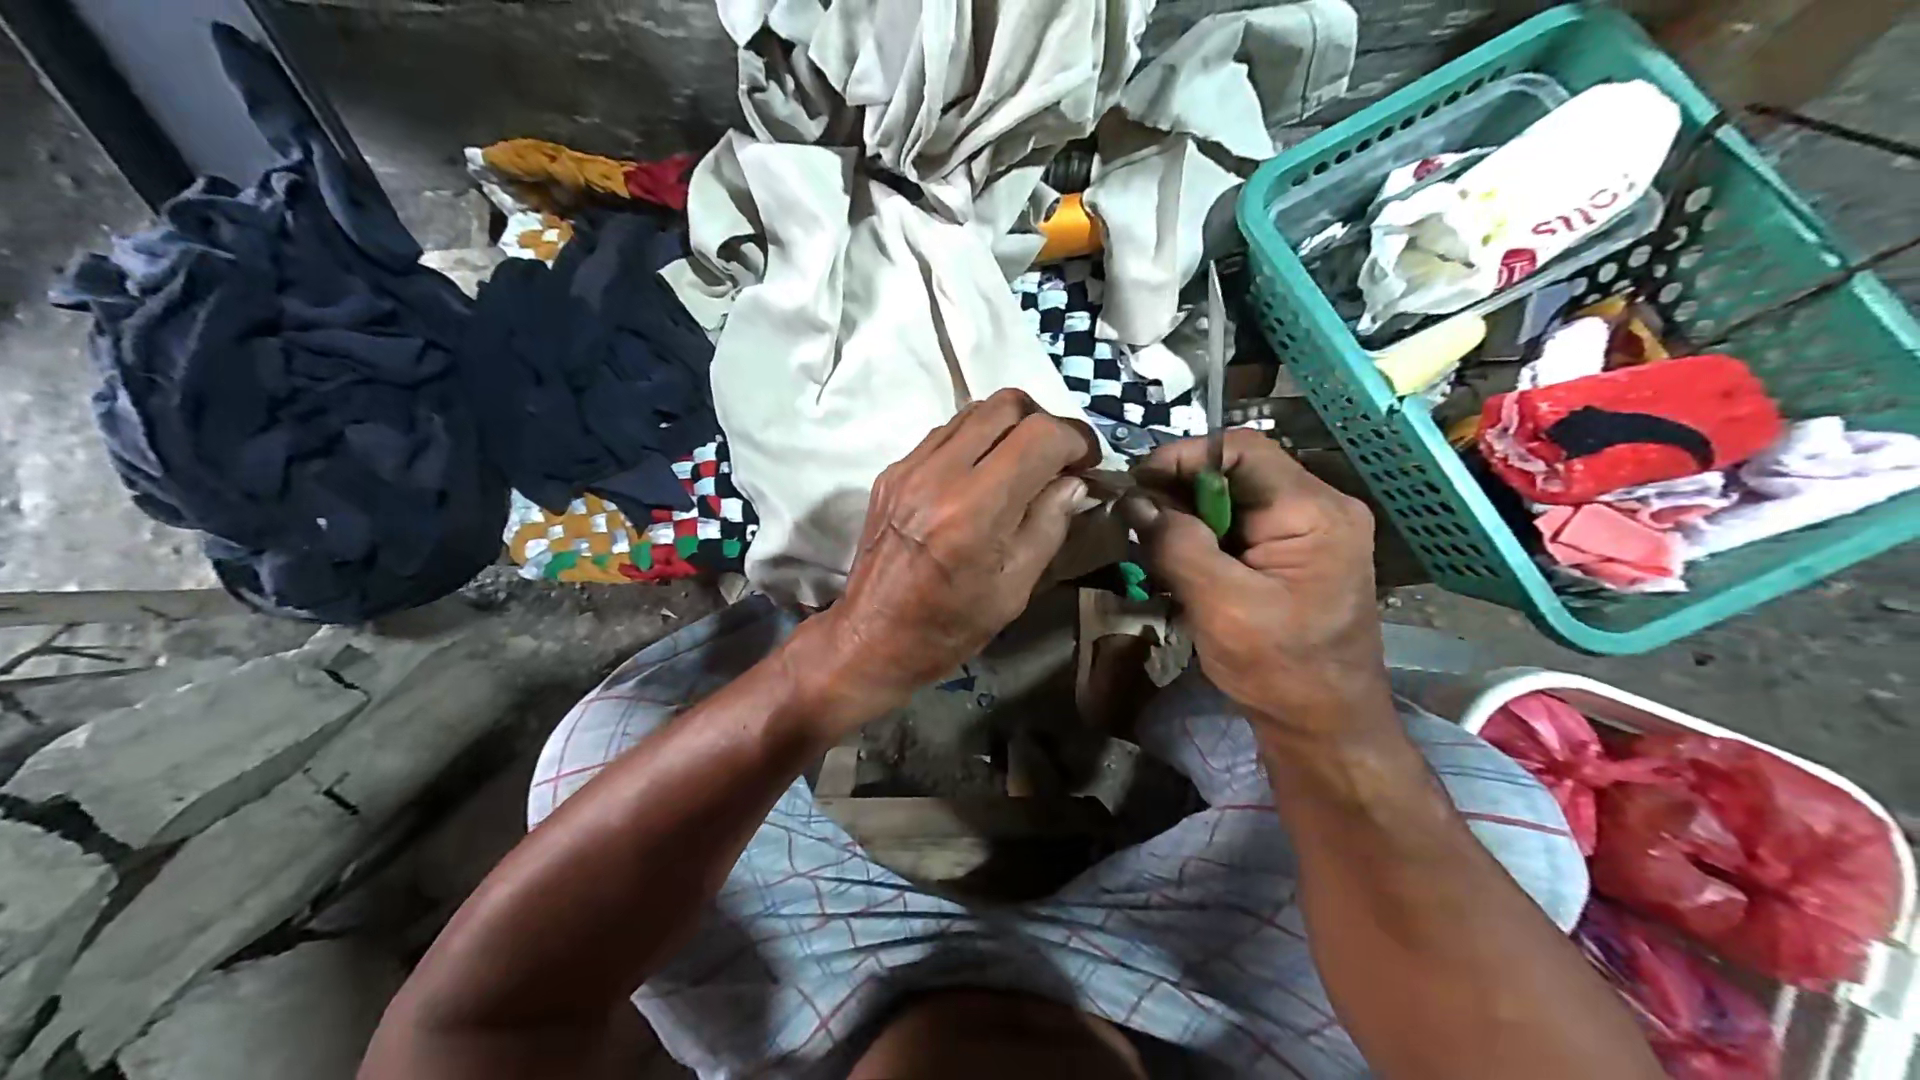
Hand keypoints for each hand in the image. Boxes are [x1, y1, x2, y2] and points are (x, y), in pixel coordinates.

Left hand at [792, 389, 1098, 731]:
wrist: (872, 637)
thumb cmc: (949, 626)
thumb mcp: (1014, 588)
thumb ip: (1049, 524)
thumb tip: (1073, 482)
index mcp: (975, 510)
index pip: (1040, 435)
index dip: (1076, 440)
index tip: (1085, 463)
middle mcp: (939, 475)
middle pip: (1007, 404)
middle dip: (1044, 422)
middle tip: (1056, 458)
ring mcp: (909, 467)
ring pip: (974, 410)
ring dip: (1009, 427)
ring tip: (1021, 464)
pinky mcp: (891, 472)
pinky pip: (944, 432)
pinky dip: (975, 440)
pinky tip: (981, 475)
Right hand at [1122, 431, 1393, 743]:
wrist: (1325, 722)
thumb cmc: (1280, 668)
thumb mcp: (1221, 605)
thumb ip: (1177, 545)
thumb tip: (1134, 501)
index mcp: (1314, 512)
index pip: (1242, 451)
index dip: (1183, 456)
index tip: (1137, 484)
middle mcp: (1319, 507)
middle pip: (1237, 471)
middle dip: (1180, 489)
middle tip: (1136, 516)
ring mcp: (1310, 529)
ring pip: (1234, 497)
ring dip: (1188, 514)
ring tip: (1151, 539)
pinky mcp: (1295, 551)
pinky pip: (1241, 523)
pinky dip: (1204, 534)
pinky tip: (1179, 558)